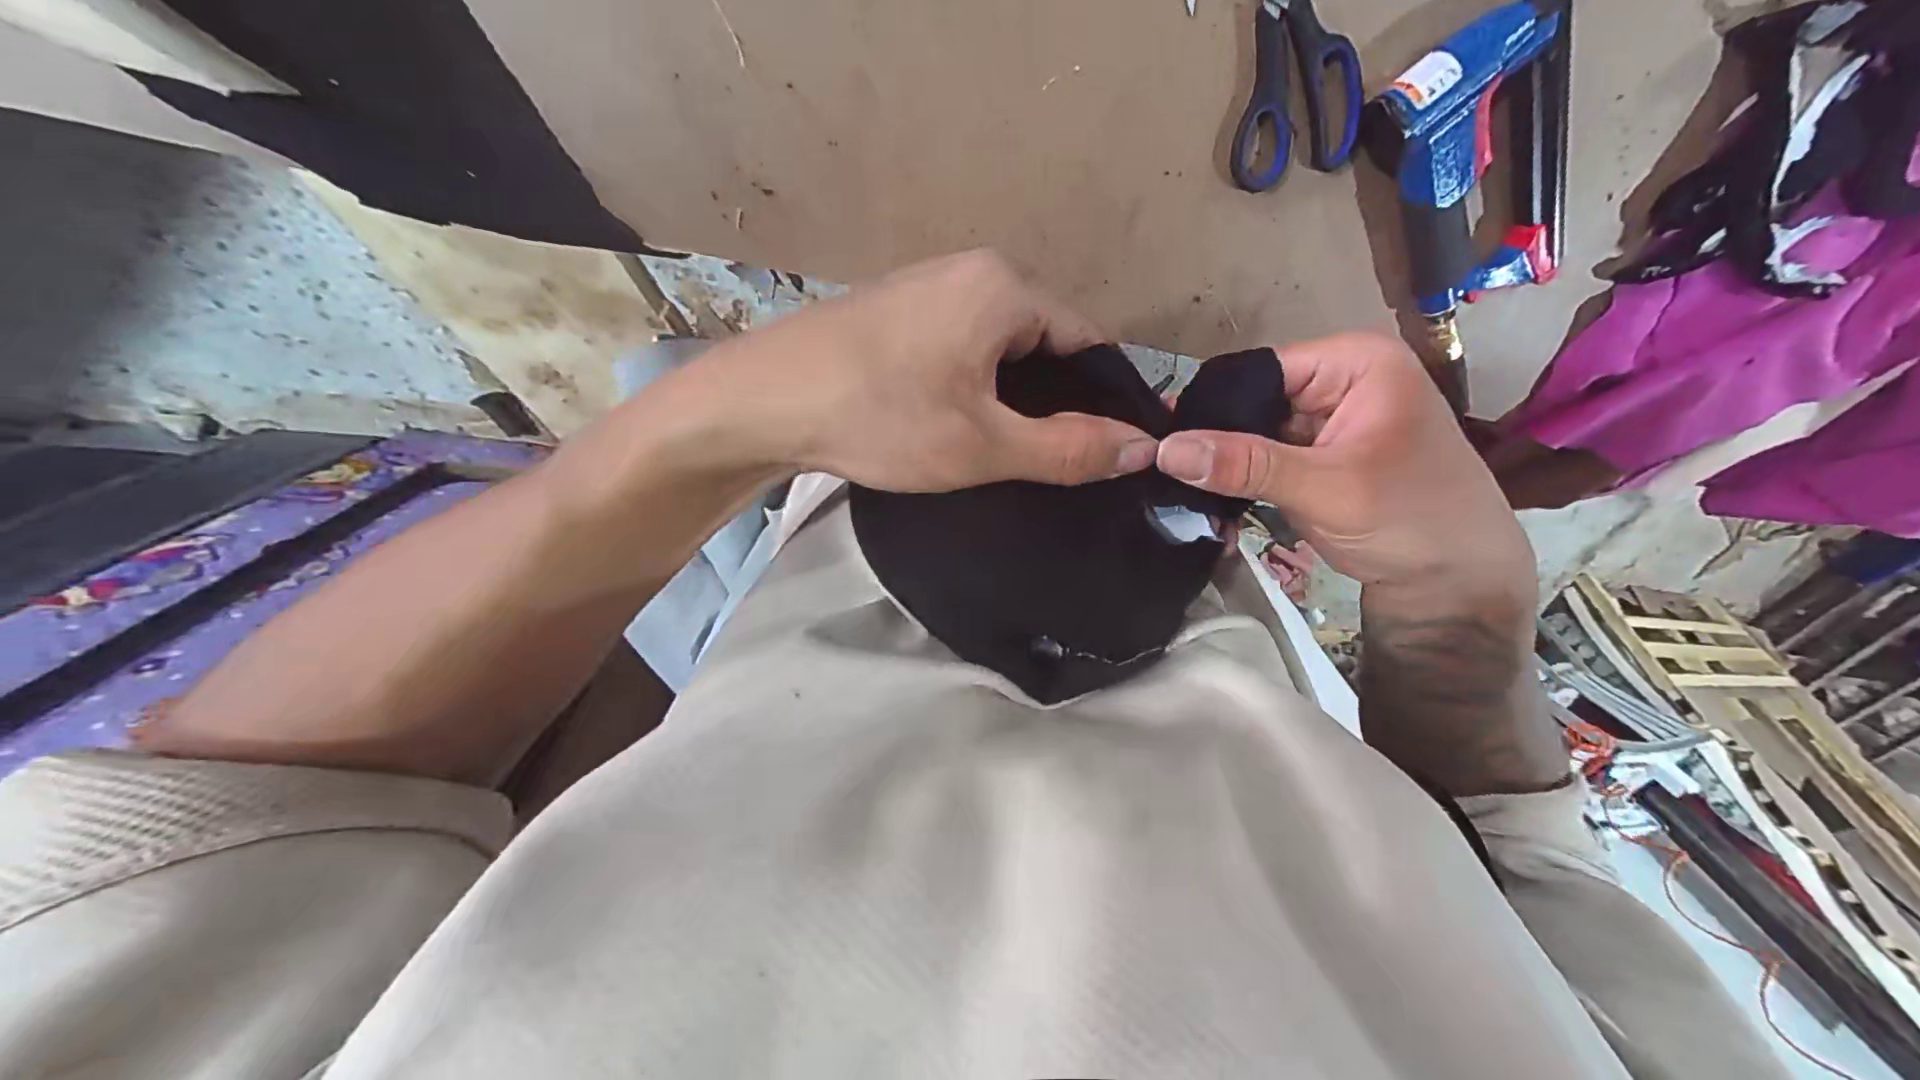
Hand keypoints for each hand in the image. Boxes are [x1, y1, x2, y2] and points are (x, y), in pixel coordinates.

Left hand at [668, 250, 1158, 491]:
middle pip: (1044, 344)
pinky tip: (956, 425)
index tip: (1102, 453)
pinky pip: (961, 348)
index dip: (1103, 401)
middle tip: (1049, 464)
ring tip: (1003, 452)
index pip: (1088, 342)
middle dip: (1053, 403)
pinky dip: (972, 387)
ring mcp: (927, 288)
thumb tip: (1143, 447)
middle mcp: (970, 271)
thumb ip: (1068, 448)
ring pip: (1000, 350)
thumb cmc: (879, 417)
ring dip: (1010, 399)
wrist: (760, 403)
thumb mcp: (983, 445)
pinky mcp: (896, 313)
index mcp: (1004, 287)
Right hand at [1155, 333, 1533, 607]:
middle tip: (1166, 469)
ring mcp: (1328, 422)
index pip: (1259, 370)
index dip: (1211, 403)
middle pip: (1253, 400)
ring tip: (1182, 486)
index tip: (1163, 440)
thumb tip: (1166, 449)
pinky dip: (1242, 480)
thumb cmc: (1409, 520)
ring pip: (1255, 432)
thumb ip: (1244, 464)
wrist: (1455, 584)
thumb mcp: (1322, 487)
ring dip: (1227, 463)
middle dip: (1216, 438)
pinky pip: (1266, 458)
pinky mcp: (1319, 456)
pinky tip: (1212, 498)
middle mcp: (1340, 381)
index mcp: (1355, 363)